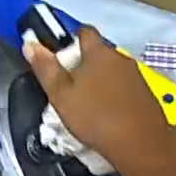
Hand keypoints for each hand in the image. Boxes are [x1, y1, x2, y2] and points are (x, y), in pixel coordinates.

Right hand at [23, 25, 175, 169]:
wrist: (140, 144)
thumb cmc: (94, 117)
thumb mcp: (60, 94)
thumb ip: (45, 68)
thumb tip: (30, 44)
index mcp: (98, 52)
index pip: (84, 31)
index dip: (69, 39)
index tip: (58, 56)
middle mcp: (120, 57)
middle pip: (97, 52)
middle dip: (82, 63)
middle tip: (66, 85)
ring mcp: (136, 75)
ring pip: (111, 69)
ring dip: (98, 79)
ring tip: (85, 101)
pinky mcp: (146, 93)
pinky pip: (123, 85)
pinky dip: (112, 93)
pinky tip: (105, 112)